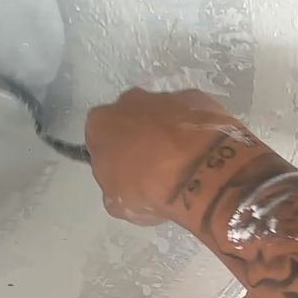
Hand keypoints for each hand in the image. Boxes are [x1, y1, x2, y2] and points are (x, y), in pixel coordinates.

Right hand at [84, 88, 261, 224]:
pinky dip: (191, 130)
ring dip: (165, 134)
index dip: (111, 158)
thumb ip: (112, 184)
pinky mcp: (196, 97)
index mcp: (100, 124)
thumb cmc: (147, 189)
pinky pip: (188, 115)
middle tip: (151, 169)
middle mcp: (128, 101)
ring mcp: (164, 95)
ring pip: (159, 116)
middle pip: (128, 121)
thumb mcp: (116, 202)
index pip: (98, 139)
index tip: (122, 175)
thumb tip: (121, 181)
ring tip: (180, 164)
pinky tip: (199, 153)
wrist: (198, 172)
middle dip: (137, 140)